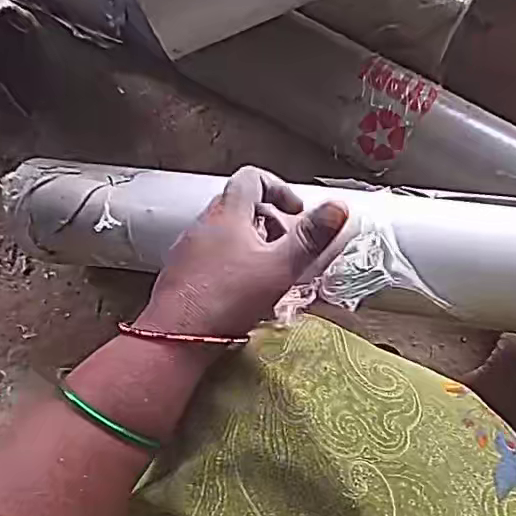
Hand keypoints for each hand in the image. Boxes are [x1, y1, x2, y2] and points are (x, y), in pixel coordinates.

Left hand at [138, 167, 349, 337]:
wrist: (176, 337)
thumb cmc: (229, 298)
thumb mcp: (279, 267)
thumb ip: (310, 238)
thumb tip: (339, 207)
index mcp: (228, 213)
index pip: (252, 178)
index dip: (280, 189)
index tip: (298, 212)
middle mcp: (204, 224)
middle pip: (240, 206)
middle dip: (270, 220)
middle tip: (288, 245)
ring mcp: (188, 249)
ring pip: (225, 233)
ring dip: (251, 243)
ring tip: (269, 271)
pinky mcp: (180, 274)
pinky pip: (211, 256)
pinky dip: (232, 263)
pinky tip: (242, 292)